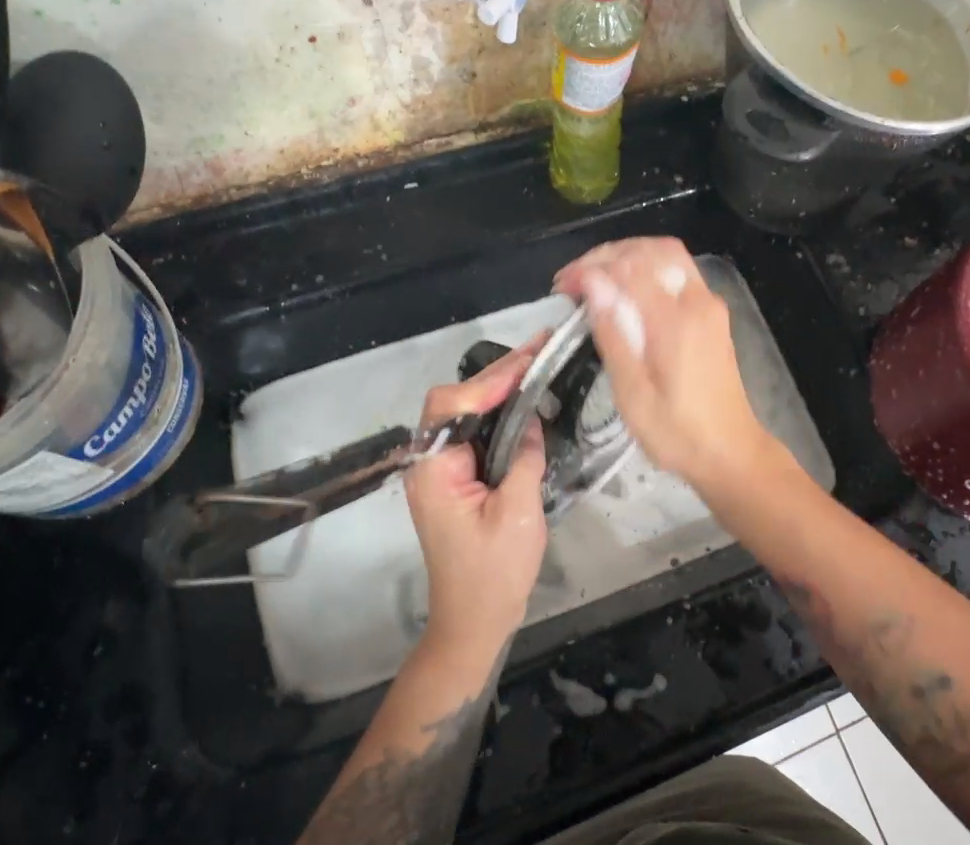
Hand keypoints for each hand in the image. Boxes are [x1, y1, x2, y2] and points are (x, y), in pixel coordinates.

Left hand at [406, 336, 549, 651]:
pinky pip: (475, 435)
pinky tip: (526, 401)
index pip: (453, 404)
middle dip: (497, 374)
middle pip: (456, 402)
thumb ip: (523, 458)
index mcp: (434, 469)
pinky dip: (499, 413)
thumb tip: (531, 419)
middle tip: (540, 348)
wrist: (473, 622)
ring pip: (465, 414)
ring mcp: (441, 471)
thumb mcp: (518, 512)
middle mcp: (429, 463)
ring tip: (538, 363)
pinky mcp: (456, 480)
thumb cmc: (493, 573)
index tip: (529, 360)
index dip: (491, 380)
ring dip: (499, 389)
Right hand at [554, 238, 778, 494]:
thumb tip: (592, 285)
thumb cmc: (677, 432)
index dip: (591, 268)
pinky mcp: (712, 317)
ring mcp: (709, 307)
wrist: (731, 453)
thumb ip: (613, 333)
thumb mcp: (633, 392)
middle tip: (576, 279)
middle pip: (654, 250)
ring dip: (629, 259)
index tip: (563, 287)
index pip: (629, 267)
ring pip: (669, 257)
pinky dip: (647, 272)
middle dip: (609, 254)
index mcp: (676, 320)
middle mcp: (698, 302)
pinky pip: (678, 275)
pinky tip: (624, 296)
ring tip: (594, 282)